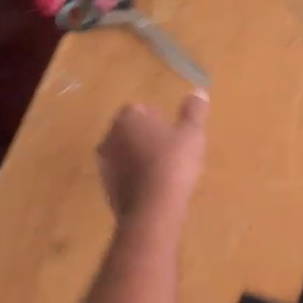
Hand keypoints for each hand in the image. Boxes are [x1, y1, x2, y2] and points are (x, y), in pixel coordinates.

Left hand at [97, 91, 208, 224]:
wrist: (151, 212)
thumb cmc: (172, 164)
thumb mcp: (191, 134)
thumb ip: (194, 111)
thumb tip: (198, 91)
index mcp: (127, 119)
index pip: (137, 109)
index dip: (155, 115)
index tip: (170, 126)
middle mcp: (109, 138)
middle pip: (127, 130)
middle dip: (145, 135)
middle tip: (168, 145)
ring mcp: (104, 166)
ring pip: (123, 154)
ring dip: (138, 156)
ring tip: (163, 167)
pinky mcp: (107, 191)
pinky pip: (123, 176)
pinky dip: (135, 177)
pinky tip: (154, 186)